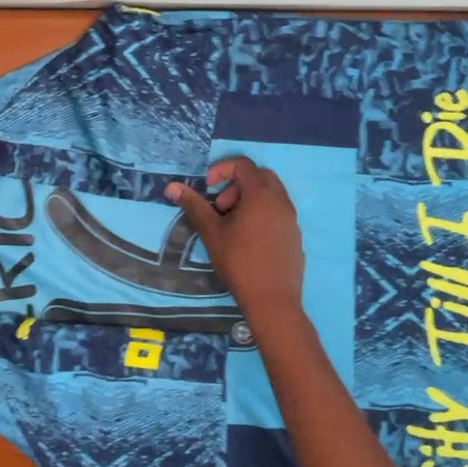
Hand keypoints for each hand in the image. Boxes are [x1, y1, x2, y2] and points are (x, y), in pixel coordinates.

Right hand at [168, 156, 304, 320]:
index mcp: (261, 195)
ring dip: (249, 200)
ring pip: (271, 195)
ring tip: (232, 225)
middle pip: (260, 176)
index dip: (222, 169)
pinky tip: (248, 240)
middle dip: (237, 184)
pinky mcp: (295, 236)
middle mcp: (281, 201)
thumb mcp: (211, 232)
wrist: (273, 301)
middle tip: (221, 208)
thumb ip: (194, 205)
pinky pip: (278, 213)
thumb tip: (172, 186)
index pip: (244, 165)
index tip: (208, 188)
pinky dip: (261, 214)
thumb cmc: (239, 262)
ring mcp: (292, 220)